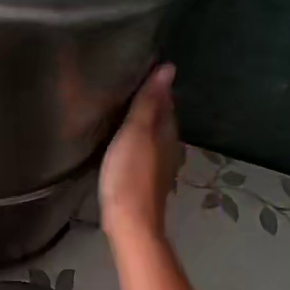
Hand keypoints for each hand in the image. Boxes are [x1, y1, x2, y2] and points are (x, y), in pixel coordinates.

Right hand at [100, 64, 180, 241]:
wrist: (130, 222)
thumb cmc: (130, 174)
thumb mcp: (136, 132)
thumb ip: (149, 102)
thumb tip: (169, 68)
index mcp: (167, 132)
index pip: (166, 102)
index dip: (155, 87)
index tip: (140, 69)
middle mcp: (168, 147)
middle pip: (161, 119)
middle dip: (149, 103)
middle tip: (126, 86)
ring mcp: (158, 166)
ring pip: (153, 136)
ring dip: (141, 124)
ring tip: (121, 111)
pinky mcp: (145, 181)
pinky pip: (143, 152)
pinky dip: (135, 142)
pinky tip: (122, 142)